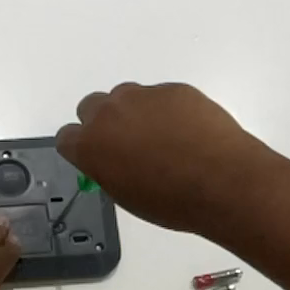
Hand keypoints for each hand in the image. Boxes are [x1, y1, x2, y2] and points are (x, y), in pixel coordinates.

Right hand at [56, 82, 282, 235]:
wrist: (222, 182)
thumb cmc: (170, 201)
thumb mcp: (125, 195)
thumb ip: (107, 169)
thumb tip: (113, 160)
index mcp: (89, 145)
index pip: (67, 137)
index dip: (82, 147)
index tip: (97, 156)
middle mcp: (108, 114)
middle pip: (91, 107)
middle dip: (103, 122)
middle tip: (126, 143)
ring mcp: (142, 96)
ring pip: (126, 97)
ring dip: (134, 112)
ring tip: (161, 137)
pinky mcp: (173, 89)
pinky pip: (160, 96)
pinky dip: (167, 110)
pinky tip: (187, 131)